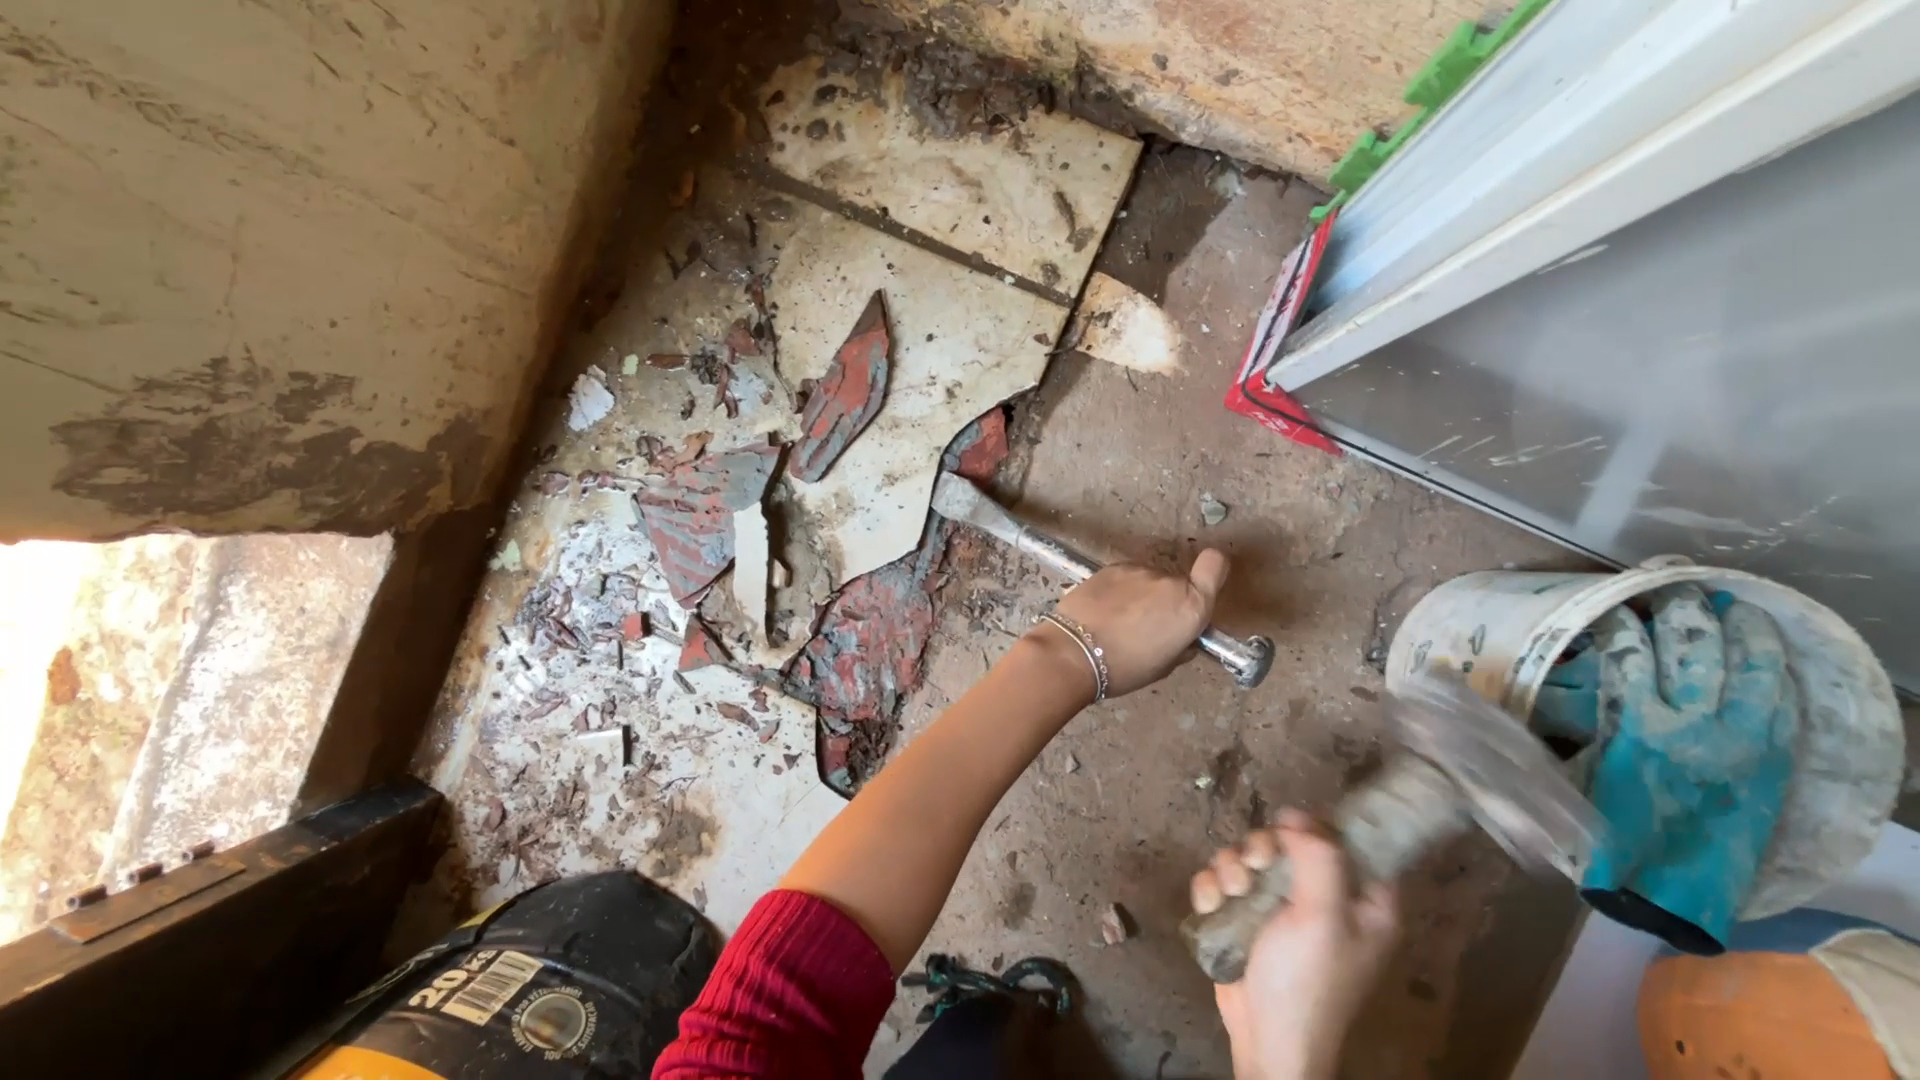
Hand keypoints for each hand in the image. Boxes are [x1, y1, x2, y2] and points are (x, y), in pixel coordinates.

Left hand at [1026, 549, 1227, 698]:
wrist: (1072, 652)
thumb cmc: (1123, 668)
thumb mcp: (1164, 666)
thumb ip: (1182, 644)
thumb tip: (1182, 636)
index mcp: (1191, 606)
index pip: (1215, 563)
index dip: (1211, 572)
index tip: (1200, 589)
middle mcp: (1168, 581)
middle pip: (1176, 583)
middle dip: (1166, 601)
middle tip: (1146, 628)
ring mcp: (1137, 570)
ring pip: (1148, 581)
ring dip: (1140, 596)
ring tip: (1118, 623)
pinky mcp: (1109, 567)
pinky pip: (1124, 579)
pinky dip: (1119, 592)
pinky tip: (1102, 613)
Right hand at [1191, 811, 1399, 1079]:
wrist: (1265, 1037)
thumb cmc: (1306, 980)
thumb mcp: (1323, 916)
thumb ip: (1318, 858)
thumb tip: (1297, 817)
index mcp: (1362, 900)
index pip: (1350, 841)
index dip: (1319, 825)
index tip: (1289, 824)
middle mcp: (1323, 897)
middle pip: (1288, 842)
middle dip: (1261, 848)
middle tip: (1255, 866)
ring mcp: (1281, 908)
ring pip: (1249, 857)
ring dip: (1231, 867)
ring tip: (1231, 893)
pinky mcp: (1245, 918)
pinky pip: (1224, 881)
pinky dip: (1213, 888)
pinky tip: (1212, 905)